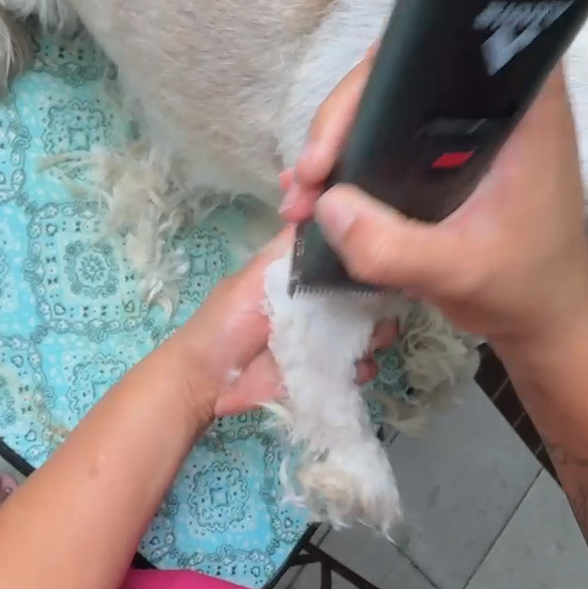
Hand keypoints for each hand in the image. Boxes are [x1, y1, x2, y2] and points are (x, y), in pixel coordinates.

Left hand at [163, 230, 395, 419]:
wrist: (208, 381)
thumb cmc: (224, 324)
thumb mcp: (254, 279)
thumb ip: (286, 251)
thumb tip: (323, 207)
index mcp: (303, 276)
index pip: (347, 260)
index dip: (366, 261)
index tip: (379, 264)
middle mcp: (320, 304)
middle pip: (368, 296)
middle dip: (378, 304)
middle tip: (374, 313)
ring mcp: (326, 338)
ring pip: (370, 331)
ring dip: (374, 337)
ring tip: (363, 344)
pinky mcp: (326, 370)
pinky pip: (358, 367)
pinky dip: (361, 368)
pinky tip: (352, 369)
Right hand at [279, 55, 587, 357]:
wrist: (539, 318)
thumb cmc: (520, 285)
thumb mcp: (456, 271)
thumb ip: (392, 247)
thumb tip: (325, 205)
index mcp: (516, 101)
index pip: (436, 47)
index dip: (372, 82)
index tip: (333, 141)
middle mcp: (486, 100)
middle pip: (393, 81)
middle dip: (336, 128)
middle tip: (306, 180)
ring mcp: (457, 130)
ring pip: (378, 116)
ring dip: (332, 154)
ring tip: (298, 201)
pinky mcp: (438, 160)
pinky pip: (379, 148)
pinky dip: (344, 172)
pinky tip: (312, 202)